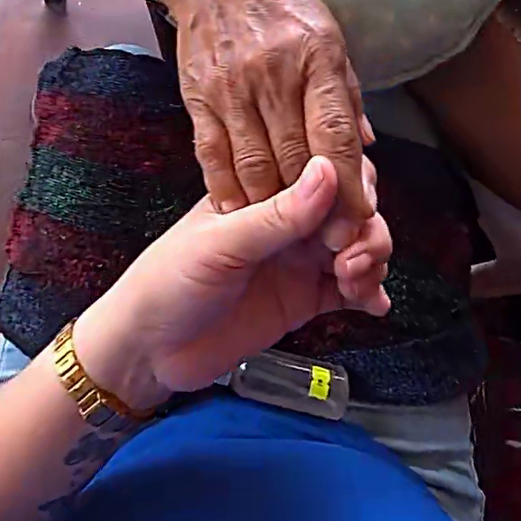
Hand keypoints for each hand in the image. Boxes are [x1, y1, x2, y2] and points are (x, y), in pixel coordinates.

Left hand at [73, 156, 390, 410]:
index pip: (318, 172)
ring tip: (355, 281)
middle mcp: (281, 223)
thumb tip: (326, 170)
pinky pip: (348, 290)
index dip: (347, 187)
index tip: (352, 214)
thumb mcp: (220, 244)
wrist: (149, 349)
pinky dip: (368, 292)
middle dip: (365, 226)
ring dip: (370, 258)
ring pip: (354, 246)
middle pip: (346, 208)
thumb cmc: (165, 284)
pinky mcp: (301, 300)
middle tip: (352, 256)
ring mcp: (293, 261)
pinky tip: (371, 302)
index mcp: (256, 194)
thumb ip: (276, 214)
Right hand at [166, 0, 371, 246]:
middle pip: (295, 159)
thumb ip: (344, 93)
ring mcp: (230, 88)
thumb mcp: (327, 33)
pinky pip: (212, 154)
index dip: (349, 187)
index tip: (358, 222)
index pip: (336, 136)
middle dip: (314, 209)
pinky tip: (238, 212)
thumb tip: (364, 145)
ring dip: (270, 207)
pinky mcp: (197, 97)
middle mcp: (272, 76)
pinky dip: (225, 188)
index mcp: (315, 57)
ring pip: (253, 164)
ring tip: (284, 238)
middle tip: (327, 245)